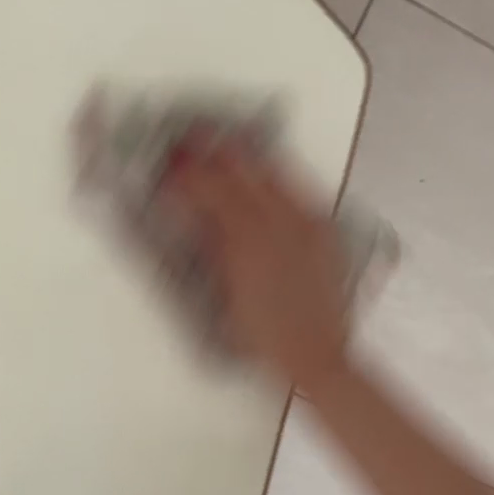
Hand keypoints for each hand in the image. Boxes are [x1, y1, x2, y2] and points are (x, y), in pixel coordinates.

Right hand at [169, 147, 351, 392]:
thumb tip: (195, 217)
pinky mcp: (324, 230)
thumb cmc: (264, 336)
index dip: (185, 174)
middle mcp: (280, 222)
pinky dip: (276, 176)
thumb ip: (210, 248)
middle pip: (242, 170)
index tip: (169, 167)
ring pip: (272, 172)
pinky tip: (266, 177)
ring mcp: (306, 223)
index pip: (210, 190)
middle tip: (191, 140)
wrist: (314, 354)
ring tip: (225, 146)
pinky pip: (298, 189)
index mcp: (247, 240)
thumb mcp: (225, 293)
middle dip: (213, 152)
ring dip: (244, 157)